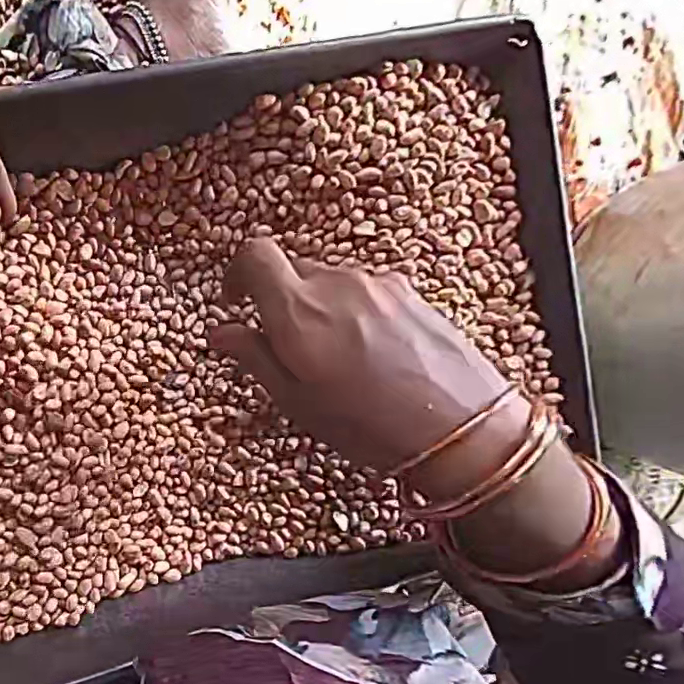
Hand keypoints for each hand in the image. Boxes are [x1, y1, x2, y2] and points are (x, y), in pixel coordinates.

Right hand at [207, 237, 511, 474]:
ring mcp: (377, 283)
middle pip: (291, 270)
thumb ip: (253, 356)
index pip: (254, 255)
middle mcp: (336, 283)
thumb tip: (220, 331)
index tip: (234, 301)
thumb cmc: (368, 423)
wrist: (462, 428)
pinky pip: (362, 290)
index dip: (236, 273)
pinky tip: (368, 352)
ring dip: (317, 308)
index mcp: (298, 310)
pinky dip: (350, 311)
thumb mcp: (295, 399)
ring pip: (328, 282)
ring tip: (334, 358)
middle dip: (278, 300)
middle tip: (285, 347)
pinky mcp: (408, 291)